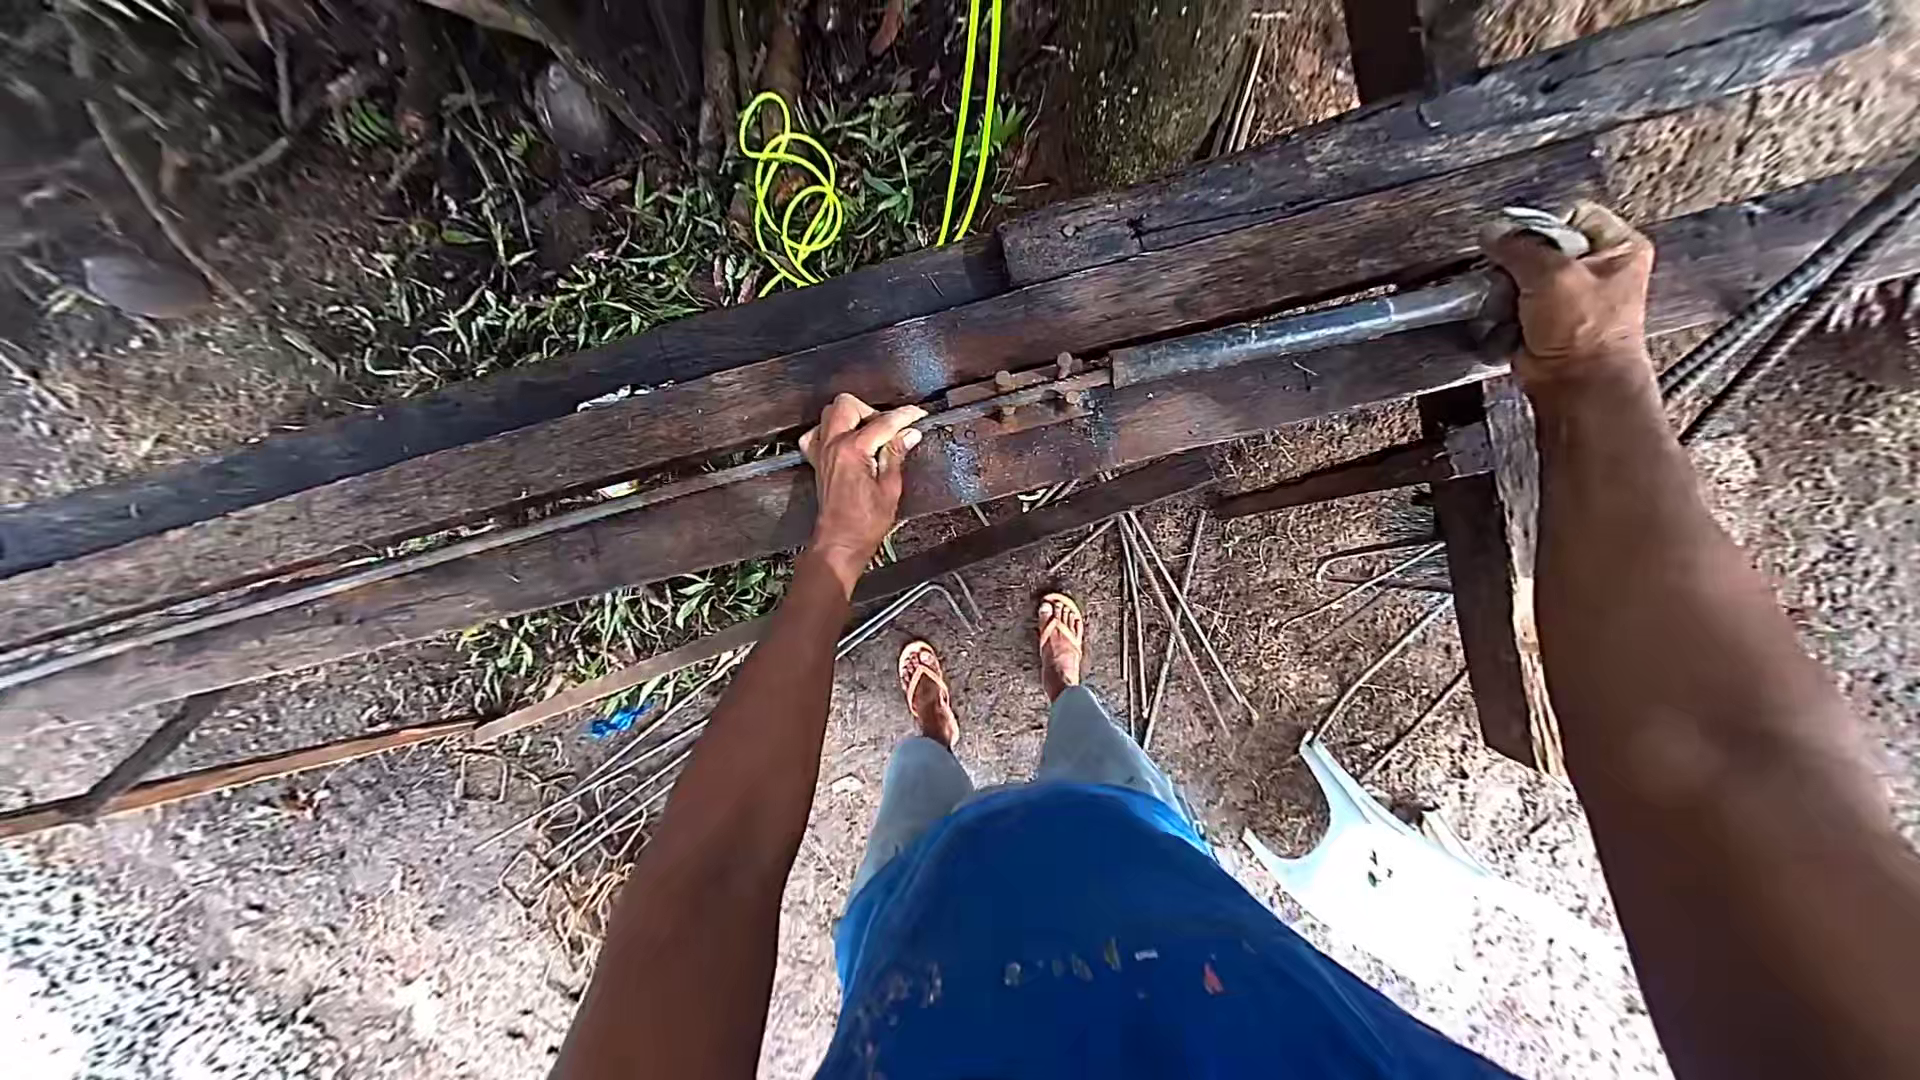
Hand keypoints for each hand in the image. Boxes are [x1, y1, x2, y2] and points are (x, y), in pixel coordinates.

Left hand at [798, 393, 926, 592]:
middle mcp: (832, 446)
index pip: (883, 422)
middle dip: (872, 410)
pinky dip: (832, 431)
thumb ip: (896, 455)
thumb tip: (909, 434)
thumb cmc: (864, 524)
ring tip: (872, 434)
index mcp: (852, 451)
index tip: (919, 415)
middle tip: (890, 427)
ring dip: (852, 417)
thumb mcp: (890, 489)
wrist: (840, 543)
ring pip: (830, 414)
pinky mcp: (817, 462)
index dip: (905, 416)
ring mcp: (821, 452)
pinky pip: (817, 433)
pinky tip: (847, 442)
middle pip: (847, 405)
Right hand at [1483, 200, 1656, 395]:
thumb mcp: (1554, 276)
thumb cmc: (1582, 328)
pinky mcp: (1539, 318)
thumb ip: (1521, 249)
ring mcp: (1564, 295)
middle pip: (1540, 248)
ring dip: (1505, 290)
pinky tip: (1504, 319)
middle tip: (1509, 277)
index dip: (1541, 226)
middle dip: (1516, 263)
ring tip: (1506, 303)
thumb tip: (1492, 231)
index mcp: (1617, 247)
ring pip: (1520, 277)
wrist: (1573, 378)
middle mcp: (1592, 268)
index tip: (1514, 242)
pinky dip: (1501, 310)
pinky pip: (1510, 303)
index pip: (1573, 216)